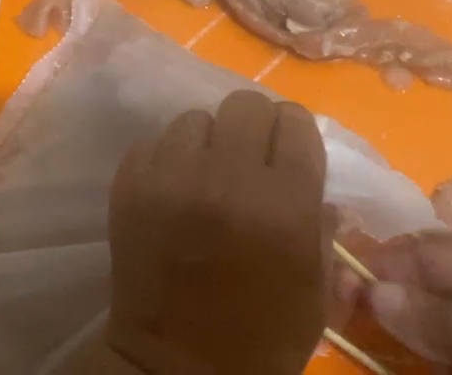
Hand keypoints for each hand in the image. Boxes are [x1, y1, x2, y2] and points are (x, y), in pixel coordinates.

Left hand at [105, 90, 332, 374]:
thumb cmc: (259, 337)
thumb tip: (316, 181)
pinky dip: (167, 161)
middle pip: (246, 104)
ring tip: (205, 179)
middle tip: (248, 159)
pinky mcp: (130, 180)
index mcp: (284, 205)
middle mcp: (227, 177)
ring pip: (196, 119)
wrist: (175, 368)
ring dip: (206, 143)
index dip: (294, 134)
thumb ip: (321, 225)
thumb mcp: (314, 291)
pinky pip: (155, 142)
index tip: (287, 151)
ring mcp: (172, 175)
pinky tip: (172, 194)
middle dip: (253, 128)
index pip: (295, 122)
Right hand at [361, 231, 451, 374]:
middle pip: (436, 287)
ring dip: (416, 338)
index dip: (385, 264)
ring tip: (382, 349)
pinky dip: (443, 360)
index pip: (430, 250)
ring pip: (449, 327)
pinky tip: (425, 368)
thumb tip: (371, 292)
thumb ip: (438, 316)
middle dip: (395, 302)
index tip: (338, 282)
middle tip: (352, 321)